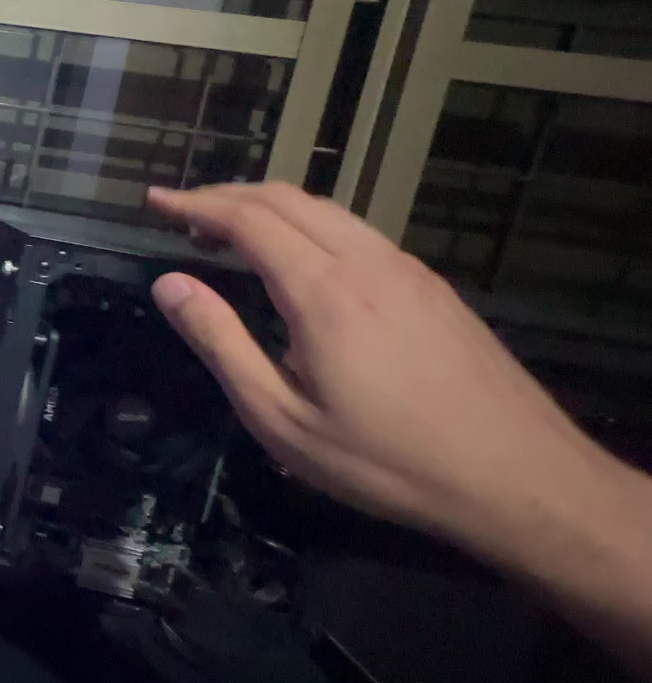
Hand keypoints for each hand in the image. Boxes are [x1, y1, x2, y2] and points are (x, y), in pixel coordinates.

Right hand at [146, 183, 603, 552]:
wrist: (529, 486)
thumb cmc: (386, 460)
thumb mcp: (278, 418)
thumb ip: (220, 342)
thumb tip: (168, 284)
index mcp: (324, 293)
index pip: (247, 220)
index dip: (194, 204)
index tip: (152, 201)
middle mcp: (367, 265)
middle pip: (285, 200)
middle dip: (223, 196)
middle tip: (177, 213)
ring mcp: (407, 272)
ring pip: (324, 209)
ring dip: (264, 206)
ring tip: (222, 229)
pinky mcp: (431, 288)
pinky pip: (354, 230)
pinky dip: (303, 223)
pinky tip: (290, 254)